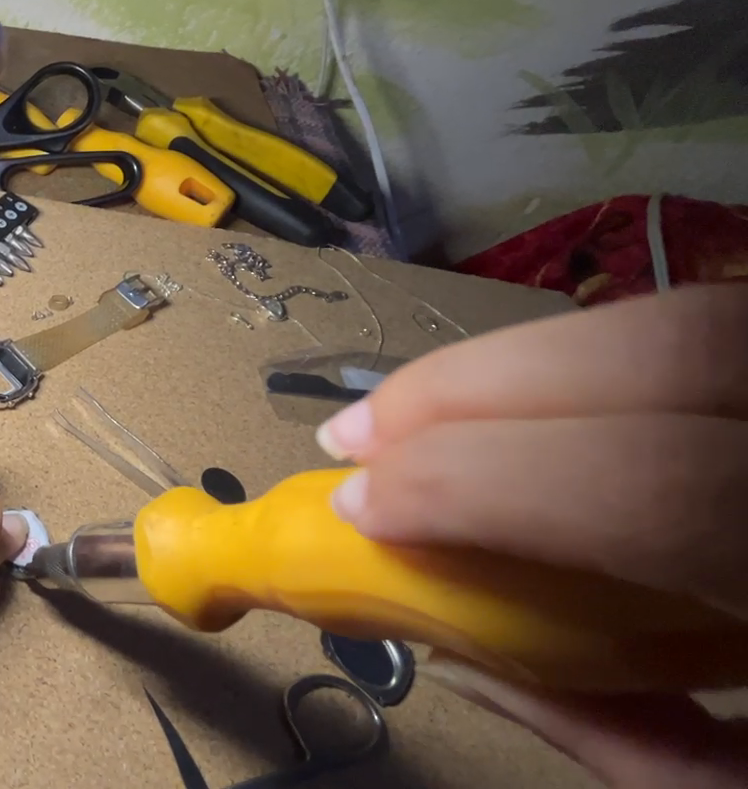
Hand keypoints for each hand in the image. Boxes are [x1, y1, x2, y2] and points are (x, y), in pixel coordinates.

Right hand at [315, 285, 747, 787]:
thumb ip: (637, 745)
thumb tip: (452, 648)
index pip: (675, 485)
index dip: (484, 484)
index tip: (359, 511)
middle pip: (678, 350)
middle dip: (470, 392)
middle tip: (355, 441)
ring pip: (686, 320)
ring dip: (508, 370)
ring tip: (407, 424)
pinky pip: (710, 339)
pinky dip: (581, 368)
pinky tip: (516, 415)